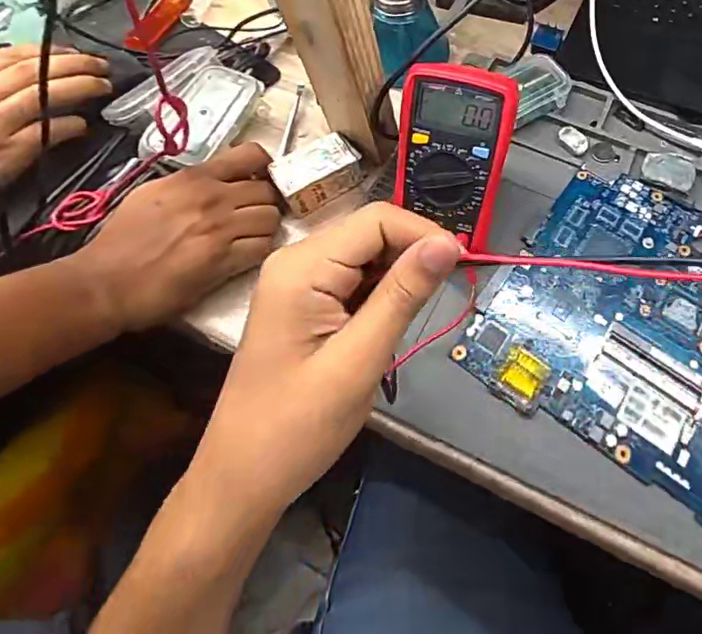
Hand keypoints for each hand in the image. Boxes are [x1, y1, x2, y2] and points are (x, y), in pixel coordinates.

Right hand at [0, 45, 111, 251]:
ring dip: (83, 87)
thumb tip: (8, 81)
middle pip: (35, 71)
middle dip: (75, 63)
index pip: (7, 57)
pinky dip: (71, 124)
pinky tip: (82, 125)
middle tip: (100, 65)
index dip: (47, 51)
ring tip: (103, 86)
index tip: (71, 53)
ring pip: (47, 95)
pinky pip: (50, 132)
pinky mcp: (5, 157)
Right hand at [73, 140, 280, 330]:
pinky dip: (259, 251)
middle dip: (265, 203)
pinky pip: (263, 247)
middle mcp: (213, 197)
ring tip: (249, 237)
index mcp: (194, 178)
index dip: (264, 167)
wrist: (103, 283)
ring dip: (265, 228)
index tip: (260, 180)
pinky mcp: (223, 259)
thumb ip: (191, 183)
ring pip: (271, 218)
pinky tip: (244, 256)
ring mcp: (220, 228)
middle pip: (267, 191)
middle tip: (253, 216)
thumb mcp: (153, 193)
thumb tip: (221, 177)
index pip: (251, 155)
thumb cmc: (122, 240)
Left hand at [191, 203, 461, 506]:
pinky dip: (382, 291)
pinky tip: (386, 323)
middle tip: (442, 294)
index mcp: (302, 267)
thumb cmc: (297, 428)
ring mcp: (298, 279)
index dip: (424, 234)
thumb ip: (404, 295)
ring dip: (399, 275)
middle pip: (372, 230)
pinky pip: (355, 275)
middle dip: (413, 254)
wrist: (241, 481)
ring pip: (368, 252)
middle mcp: (297, 260)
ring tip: (412, 315)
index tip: (460, 265)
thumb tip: (449, 242)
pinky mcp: (305, 299)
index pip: (378, 220)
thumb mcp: (360, 361)